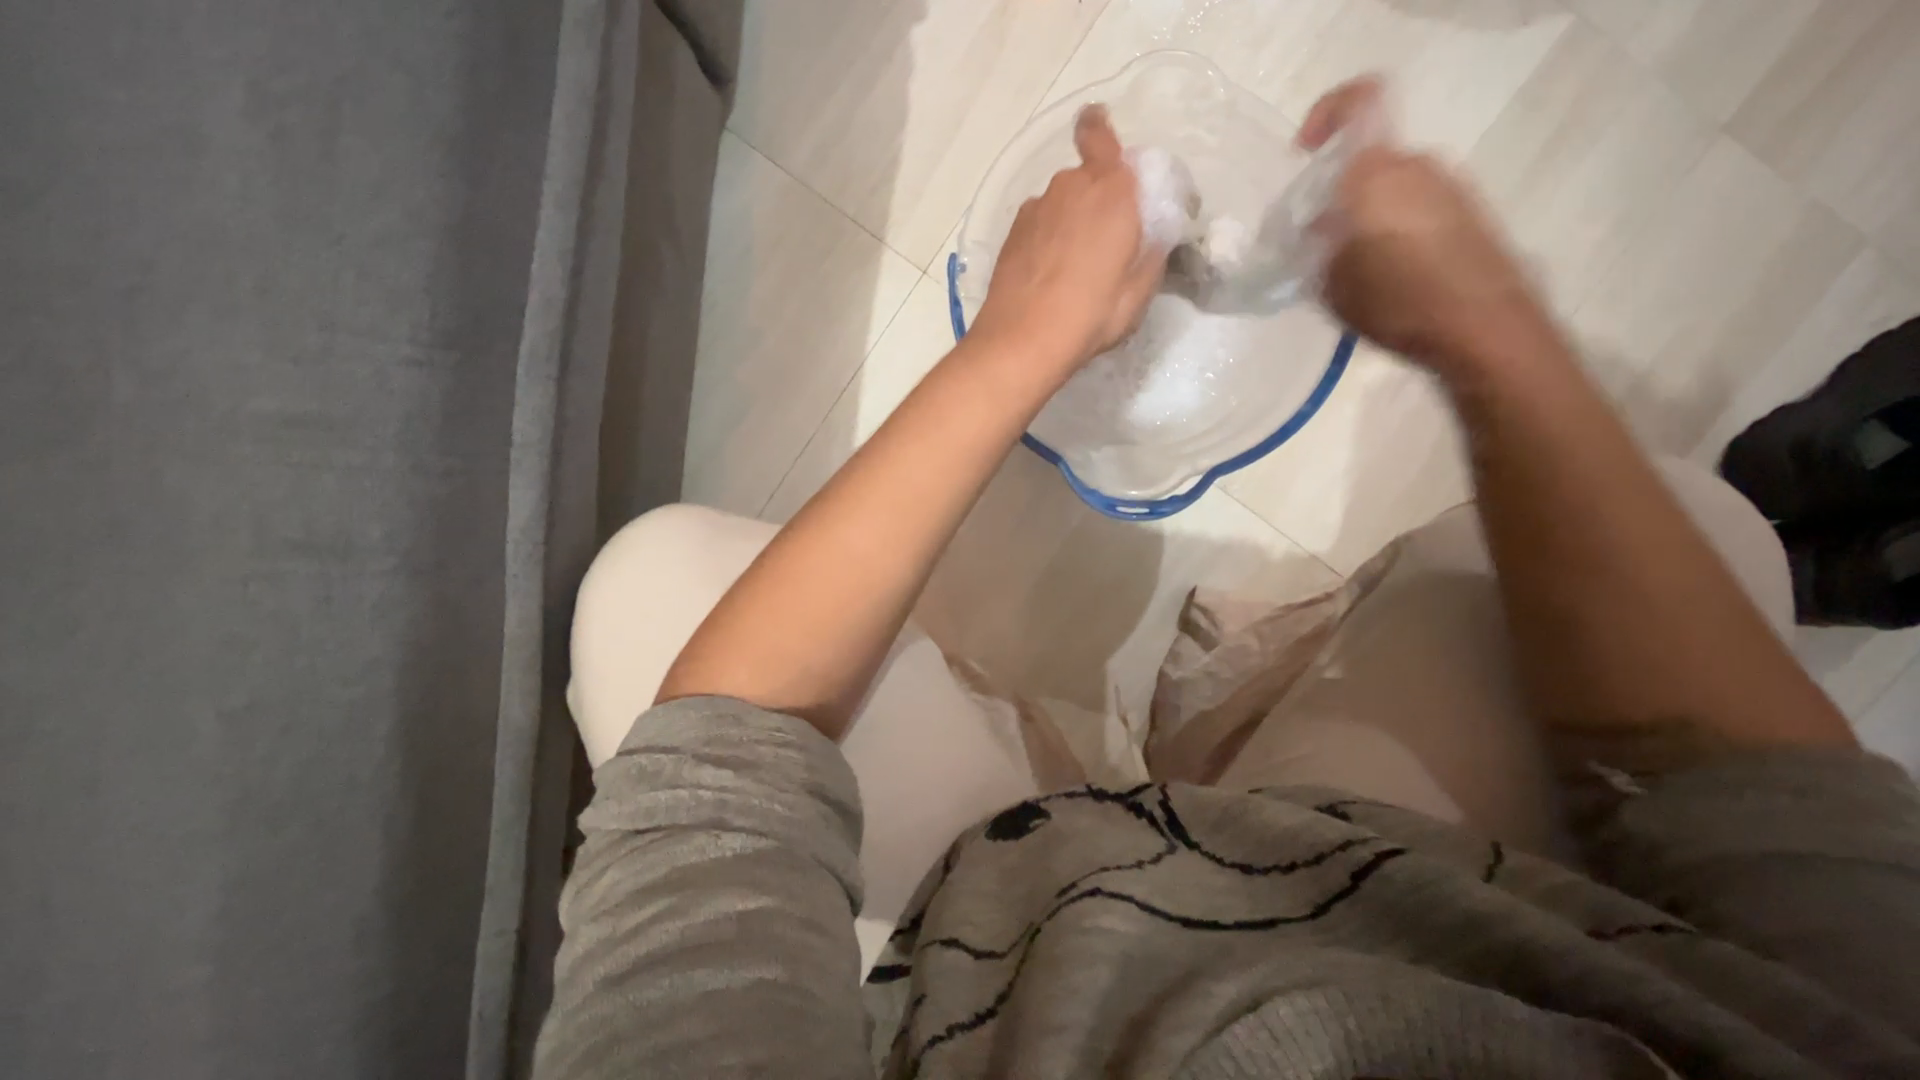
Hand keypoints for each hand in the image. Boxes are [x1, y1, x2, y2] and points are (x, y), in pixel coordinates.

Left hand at [967, 105, 1168, 376]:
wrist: (1023, 340)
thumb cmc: (1093, 312)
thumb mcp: (1141, 286)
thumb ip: (1152, 247)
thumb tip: (1152, 230)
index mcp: (1111, 189)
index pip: (1099, 133)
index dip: (1099, 127)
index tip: (1103, 137)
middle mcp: (1068, 187)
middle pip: (1088, 178)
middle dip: (1100, 200)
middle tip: (1111, 241)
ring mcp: (1035, 210)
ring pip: (1062, 204)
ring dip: (1073, 224)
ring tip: (1079, 268)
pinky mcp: (1012, 235)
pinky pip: (1042, 226)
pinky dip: (1050, 241)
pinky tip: (1053, 276)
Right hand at [1301, 77, 1559, 379]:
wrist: (1485, 329)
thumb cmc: (1397, 303)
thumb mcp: (1331, 282)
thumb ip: (1316, 245)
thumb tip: (1317, 227)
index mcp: (1377, 171)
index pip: (1358, 102)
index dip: (1327, 115)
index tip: (1306, 154)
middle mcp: (1417, 166)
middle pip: (1369, 161)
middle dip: (1340, 193)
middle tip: (1320, 241)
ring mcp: (1452, 189)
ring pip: (1394, 188)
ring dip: (1369, 217)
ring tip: (1355, 270)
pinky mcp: (1473, 216)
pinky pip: (1420, 210)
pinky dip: (1398, 232)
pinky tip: (1392, 280)